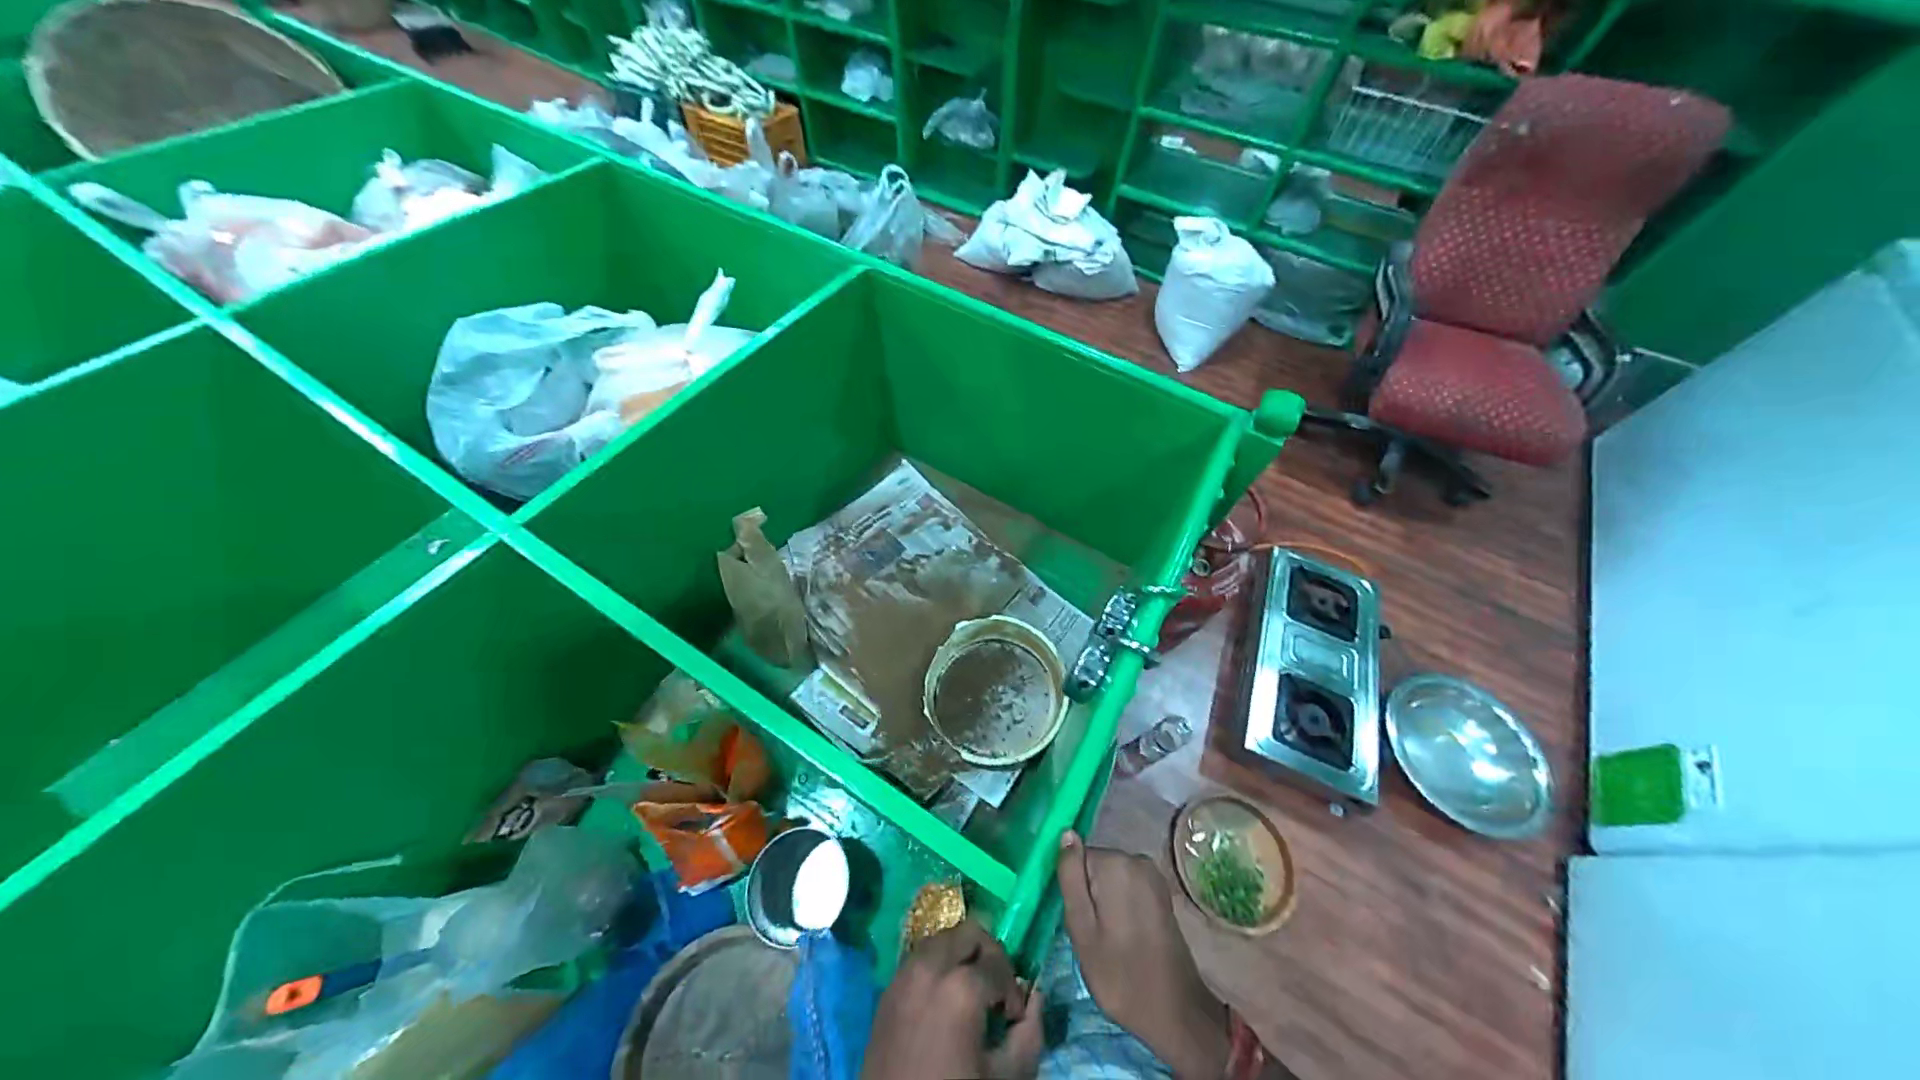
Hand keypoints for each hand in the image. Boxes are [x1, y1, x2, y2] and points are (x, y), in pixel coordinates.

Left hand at [863, 920, 1044, 1079]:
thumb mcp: (1007, 1078)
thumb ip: (1029, 1033)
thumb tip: (1034, 996)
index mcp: (961, 987)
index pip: (999, 963)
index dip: (1013, 991)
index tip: (1013, 1019)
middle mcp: (929, 968)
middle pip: (968, 933)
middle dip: (989, 955)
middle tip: (996, 991)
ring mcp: (903, 976)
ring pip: (940, 939)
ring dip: (961, 956)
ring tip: (970, 994)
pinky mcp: (886, 990)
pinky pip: (918, 959)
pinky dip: (937, 966)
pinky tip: (943, 1000)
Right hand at [1056, 831, 1229, 1079]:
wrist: (1175, 1011)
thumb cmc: (1119, 974)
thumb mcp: (1081, 928)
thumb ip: (1071, 877)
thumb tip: (1067, 833)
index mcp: (1115, 863)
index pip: (1076, 859)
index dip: (1073, 889)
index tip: (1080, 921)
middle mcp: (1136, 858)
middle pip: (1094, 867)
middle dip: (1090, 895)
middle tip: (1093, 935)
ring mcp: (1153, 873)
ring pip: (1109, 878)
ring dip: (1105, 902)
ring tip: (1110, 938)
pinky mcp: (1162, 890)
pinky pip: (1127, 887)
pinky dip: (1121, 906)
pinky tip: (1125, 934)